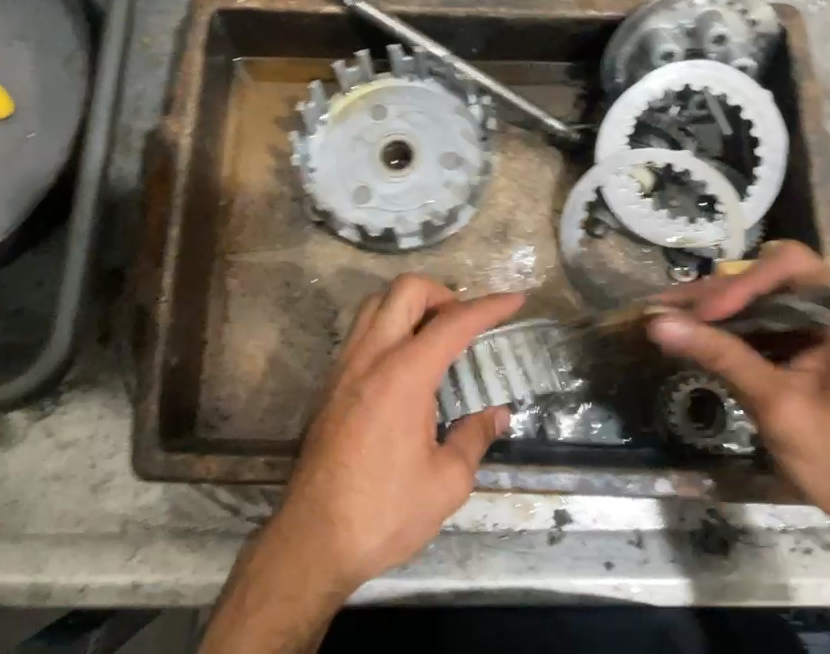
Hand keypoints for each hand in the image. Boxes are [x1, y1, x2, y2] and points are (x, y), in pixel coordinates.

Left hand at [265, 276, 525, 591]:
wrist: (314, 538)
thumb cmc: (385, 512)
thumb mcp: (446, 482)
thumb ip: (473, 438)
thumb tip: (495, 414)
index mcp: (403, 375)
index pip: (453, 323)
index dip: (489, 307)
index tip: (515, 299)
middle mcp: (369, 357)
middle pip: (405, 290)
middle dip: (443, 293)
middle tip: (466, 323)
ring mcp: (343, 367)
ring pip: (375, 303)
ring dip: (410, 305)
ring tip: (437, 336)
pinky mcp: (329, 385)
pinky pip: (360, 332)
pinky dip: (388, 326)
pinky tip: (407, 363)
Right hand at [647, 242, 829, 538]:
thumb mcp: (779, 407)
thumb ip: (722, 356)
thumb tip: (658, 323)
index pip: (791, 267)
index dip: (740, 283)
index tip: (701, 314)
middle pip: (776, 280)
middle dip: (720, 296)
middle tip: (668, 308)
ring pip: (770, 301)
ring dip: (723, 312)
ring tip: (671, 318)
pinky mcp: (825, 350)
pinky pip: (777, 325)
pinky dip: (739, 331)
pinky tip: (699, 335)